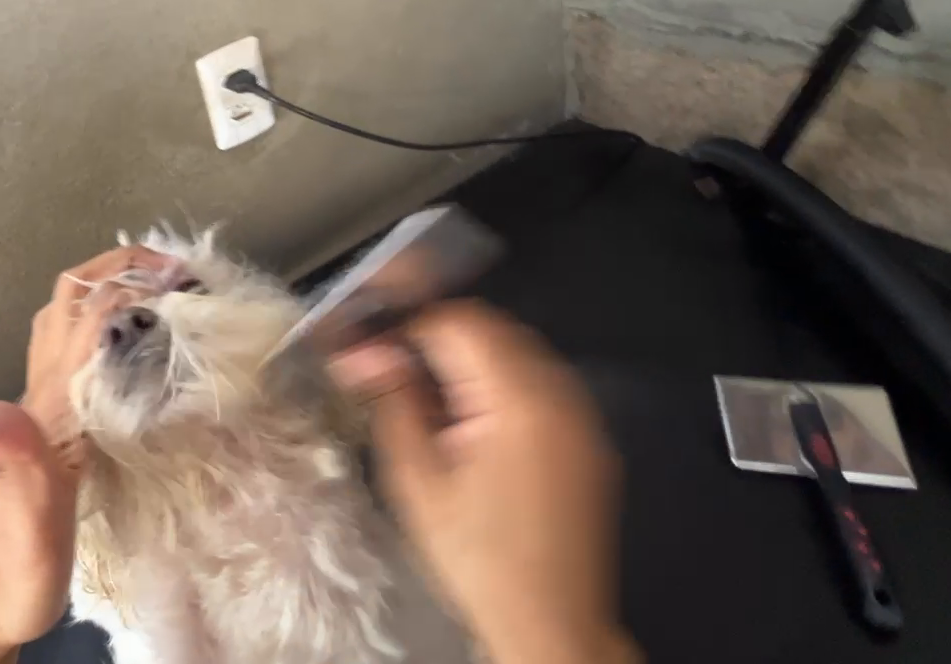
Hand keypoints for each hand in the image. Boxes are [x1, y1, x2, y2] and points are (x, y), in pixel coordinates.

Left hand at [0, 246, 168, 663]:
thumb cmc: (17, 570)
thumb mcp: (28, 524)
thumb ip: (11, 463)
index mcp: (51, 401)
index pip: (92, 313)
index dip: (140, 284)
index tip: (191, 283)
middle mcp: (40, 388)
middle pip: (70, 296)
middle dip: (121, 266)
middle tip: (177, 271)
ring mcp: (38, 401)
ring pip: (63, 315)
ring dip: (105, 284)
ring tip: (155, 289)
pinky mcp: (45, 419)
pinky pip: (70, 345)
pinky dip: (99, 319)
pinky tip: (125, 344)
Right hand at [330, 304, 639, 663]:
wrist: (551, 627)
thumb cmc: (474, 554)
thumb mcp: (415, 477)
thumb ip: (392, 399)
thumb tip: (363, 349)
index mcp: (517, 402)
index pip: (456, 323)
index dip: (406, 326)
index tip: (372, 351)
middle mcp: (559, 394)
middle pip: (488, 325)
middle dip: (434, 335)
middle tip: (392, 368)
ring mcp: (581, 413)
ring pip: (514, 345)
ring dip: (465, 352)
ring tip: (425, 390)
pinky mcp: (587, 433)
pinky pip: (537, 375)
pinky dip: (497, 374)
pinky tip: (469, 410)